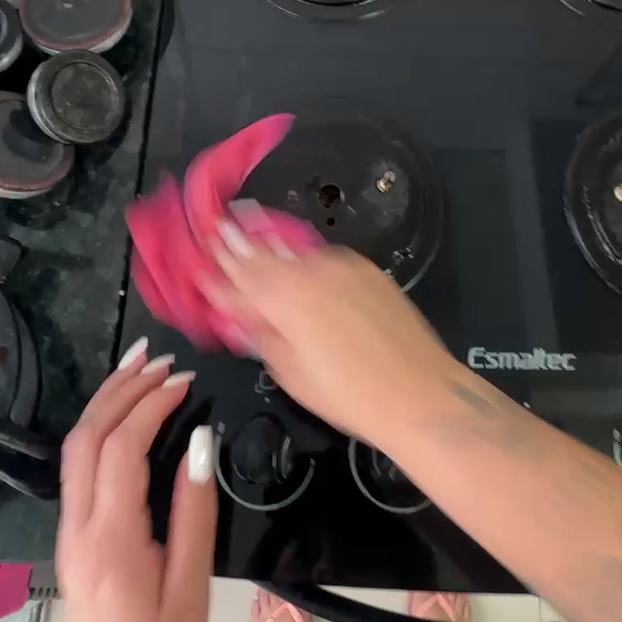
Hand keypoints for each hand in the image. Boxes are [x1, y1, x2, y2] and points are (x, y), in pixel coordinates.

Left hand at [57, 344, 216, 621]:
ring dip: (106, 399)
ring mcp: (67, 532)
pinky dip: (100, 424)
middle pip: (86, 436)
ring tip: (137, 366)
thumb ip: (195, 511)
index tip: (185, 380)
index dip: (152, 403)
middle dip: (122, 386)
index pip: (122, 447)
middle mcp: (78, 529)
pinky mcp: (70, 536)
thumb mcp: (191, 585)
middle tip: (158, 357)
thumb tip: (201, 443)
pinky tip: (122, 410)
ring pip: (74, 447)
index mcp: (110, 541)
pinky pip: (76, 464)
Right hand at [204, 201, 467, 443]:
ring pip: (294, 252)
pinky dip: (303, 257)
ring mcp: (342, 267)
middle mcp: (311, 273)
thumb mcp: (291, 372)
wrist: (420, 393)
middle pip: (265, 254)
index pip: (240, 276)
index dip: (218, 267)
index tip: (201, 256)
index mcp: (285, 298)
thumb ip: (261, 335)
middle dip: (238, 243)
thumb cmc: (351, 395)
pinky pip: (324, 257)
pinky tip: (295, 258)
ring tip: (246, 227)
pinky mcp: (367, 270)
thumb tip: (240, 317)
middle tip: (217, 226)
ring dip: (269, 244)